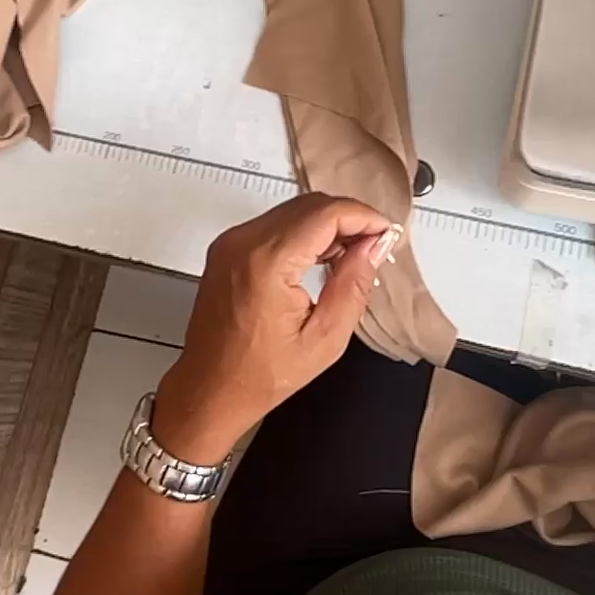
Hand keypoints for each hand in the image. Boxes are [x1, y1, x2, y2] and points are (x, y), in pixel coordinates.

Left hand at [152, 194, 394, 462]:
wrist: (209, 389)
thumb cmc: (259, 375)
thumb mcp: (324, 339)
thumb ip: (354, 284)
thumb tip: (374, 247)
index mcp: (266, 263)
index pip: (325, 214)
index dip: (363, 217)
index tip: (385, 233)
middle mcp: (243, 242)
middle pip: (309, 205)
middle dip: (348, 218)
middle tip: (375, 245)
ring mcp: (231, 242)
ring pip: (293, 210)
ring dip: (327, 223)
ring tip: (353, 255)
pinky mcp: (227, 248)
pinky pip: (275, 223)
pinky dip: (304, 231)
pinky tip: (322, 257)